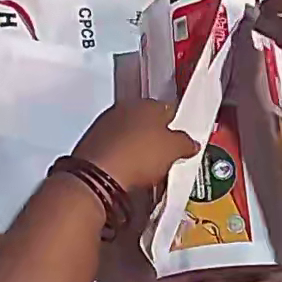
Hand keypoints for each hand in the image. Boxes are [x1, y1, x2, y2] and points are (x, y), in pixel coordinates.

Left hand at [72, 99, 196, 189]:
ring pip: (129, 134)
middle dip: (157, 137)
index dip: (178, 124)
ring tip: (148, 169)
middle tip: (167, 156)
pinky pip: (114, 149)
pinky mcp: (91, 145)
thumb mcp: (173, 150)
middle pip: (147, 121)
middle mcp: (124, 109)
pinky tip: (128, 172)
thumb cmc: (135, 156)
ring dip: (138, 147)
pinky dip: (122, 158)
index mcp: (146, 104)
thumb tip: (190, 143)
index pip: (169, 108)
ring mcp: (105, 126)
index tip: (183, 138)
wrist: (98, 177)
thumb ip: (184, 143)